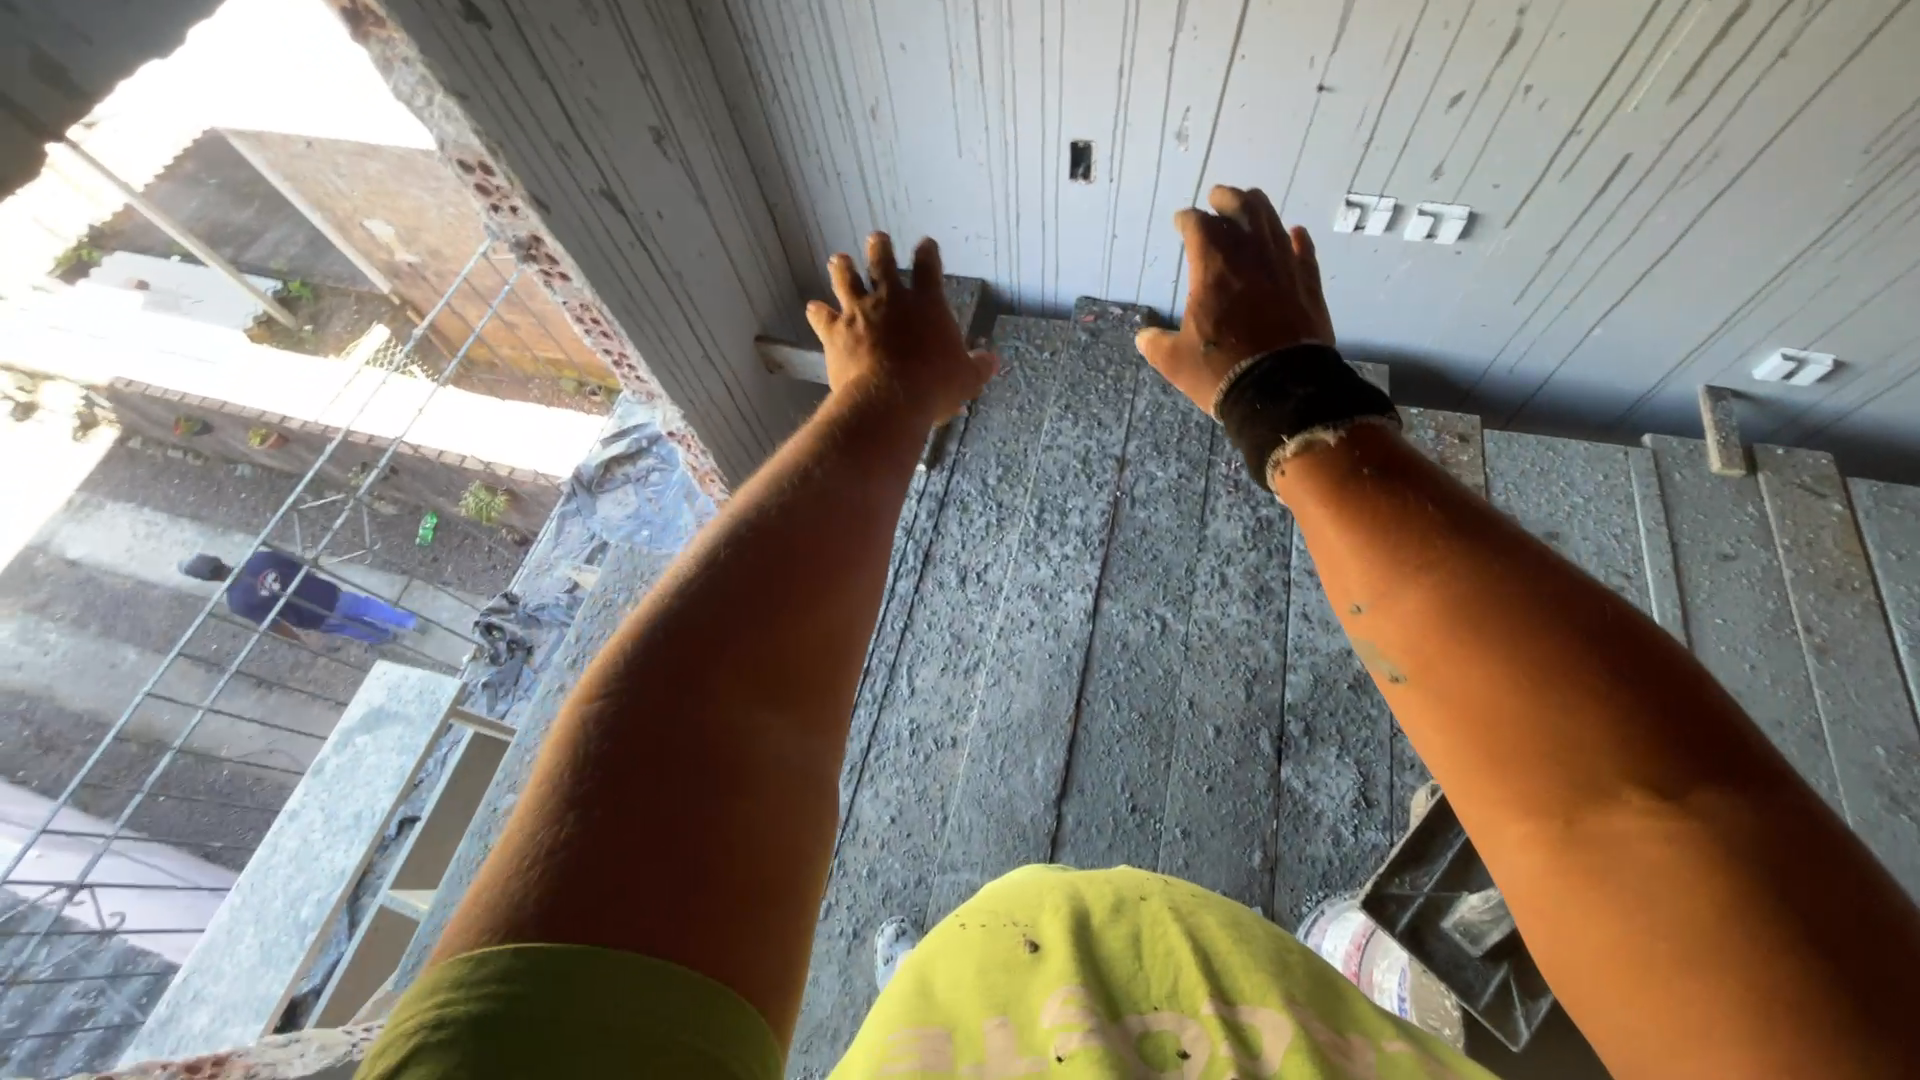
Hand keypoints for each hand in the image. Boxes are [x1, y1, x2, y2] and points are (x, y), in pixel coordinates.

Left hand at [806, 233, 996, 427]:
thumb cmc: (934, 388)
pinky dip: (818, 312)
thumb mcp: (966, 380)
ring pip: (847, 279)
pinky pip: (822, 317)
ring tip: (839, 259)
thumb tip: (992, 360)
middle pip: (882, 262)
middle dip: (880, 248)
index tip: (925, 244)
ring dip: (843, 268)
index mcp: (927, 304)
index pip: (928, 267)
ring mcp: (859, 313)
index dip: (928, 253)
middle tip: (877, 238)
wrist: (889, 401)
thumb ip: (978, 366)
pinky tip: (813, 308)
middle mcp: (891, 299)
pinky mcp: (835, 333)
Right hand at [1135, 185, 1334, 413]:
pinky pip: (1303, 250)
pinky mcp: (1308, 283)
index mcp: (1213, 269)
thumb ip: (1156, 343)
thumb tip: (1144, 337)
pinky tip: (1293, 233)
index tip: (1181, 221)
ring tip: (1250, 204)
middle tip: (1217, 197)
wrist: (1280, 390)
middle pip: (1240, 209)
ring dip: (1258, 208)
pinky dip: (1295, 238)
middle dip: (1226, 199)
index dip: (1187, 220)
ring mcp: (1284, 266)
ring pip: (1272, 221)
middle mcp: (1250, 256)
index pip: (1198, 226)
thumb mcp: (1175, 362)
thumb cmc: (1221, 372)